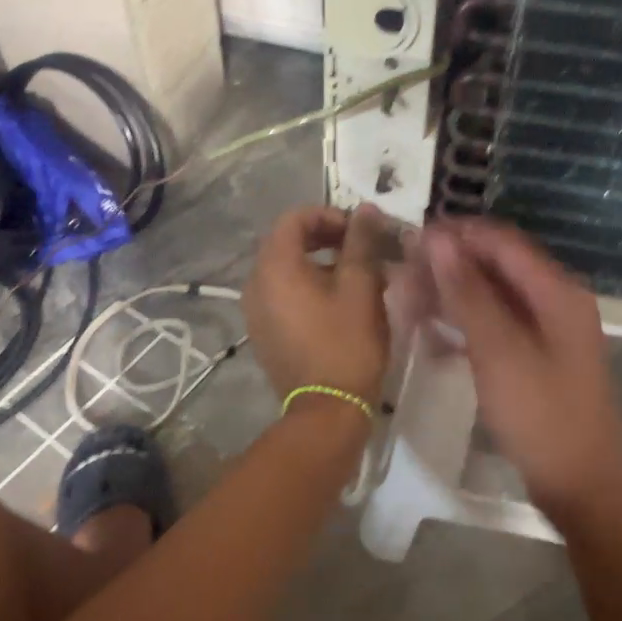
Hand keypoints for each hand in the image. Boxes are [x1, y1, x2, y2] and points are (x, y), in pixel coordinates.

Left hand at [243, 204, 391, 404]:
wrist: (327, 410)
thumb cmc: (346, 344)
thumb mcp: (361, 288)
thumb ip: (362, 242)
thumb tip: (366, 209)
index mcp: (274, 267)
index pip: (295, 219)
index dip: (329, 216)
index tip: (361, 231)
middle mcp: (255, 283)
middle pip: (288, 243)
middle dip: (327, 239)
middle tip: (363, 250)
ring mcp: (255, 311)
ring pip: (287, 271)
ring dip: (321, 264)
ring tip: (359, 278)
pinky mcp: (264, 333)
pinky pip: (283, 296)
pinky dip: (309, 288)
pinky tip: (340, 305)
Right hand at [422, 218, 621, 515]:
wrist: (582, 486)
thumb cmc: (541, 416)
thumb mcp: (498, 350)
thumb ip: (467, 292)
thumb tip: (437, 239)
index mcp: (557, 291)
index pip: (501, 241)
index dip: (456, 234)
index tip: (409, 240)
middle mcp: (556, 301)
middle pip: (497, 266)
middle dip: (449, 266)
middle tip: (402, 278)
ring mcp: (549, 332)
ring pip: (493, 296)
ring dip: (452, 295)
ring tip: (408, 304)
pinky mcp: (537, 359)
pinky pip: (497, 326)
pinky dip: (466, 325)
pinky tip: (434, 338)